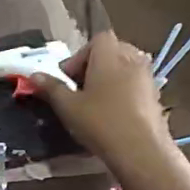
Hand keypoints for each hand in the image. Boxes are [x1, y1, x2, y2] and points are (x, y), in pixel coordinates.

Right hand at [29, 31, 176, 181]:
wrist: (140, 149)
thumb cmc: (100, 122)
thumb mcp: (68, 107)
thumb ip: (51, 88)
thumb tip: (34, 76)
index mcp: (109, 55)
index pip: (96, 40)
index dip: (79, 56)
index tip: (68, 78)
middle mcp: (132, 59)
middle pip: (112, 51)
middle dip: (94, 66)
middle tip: (79, 89)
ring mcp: (147, 77)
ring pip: (125, 68)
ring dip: (109, 79)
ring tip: (95, 103)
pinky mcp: (155, 95)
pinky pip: (134, 84)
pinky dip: (123, 92)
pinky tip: (113, 114)